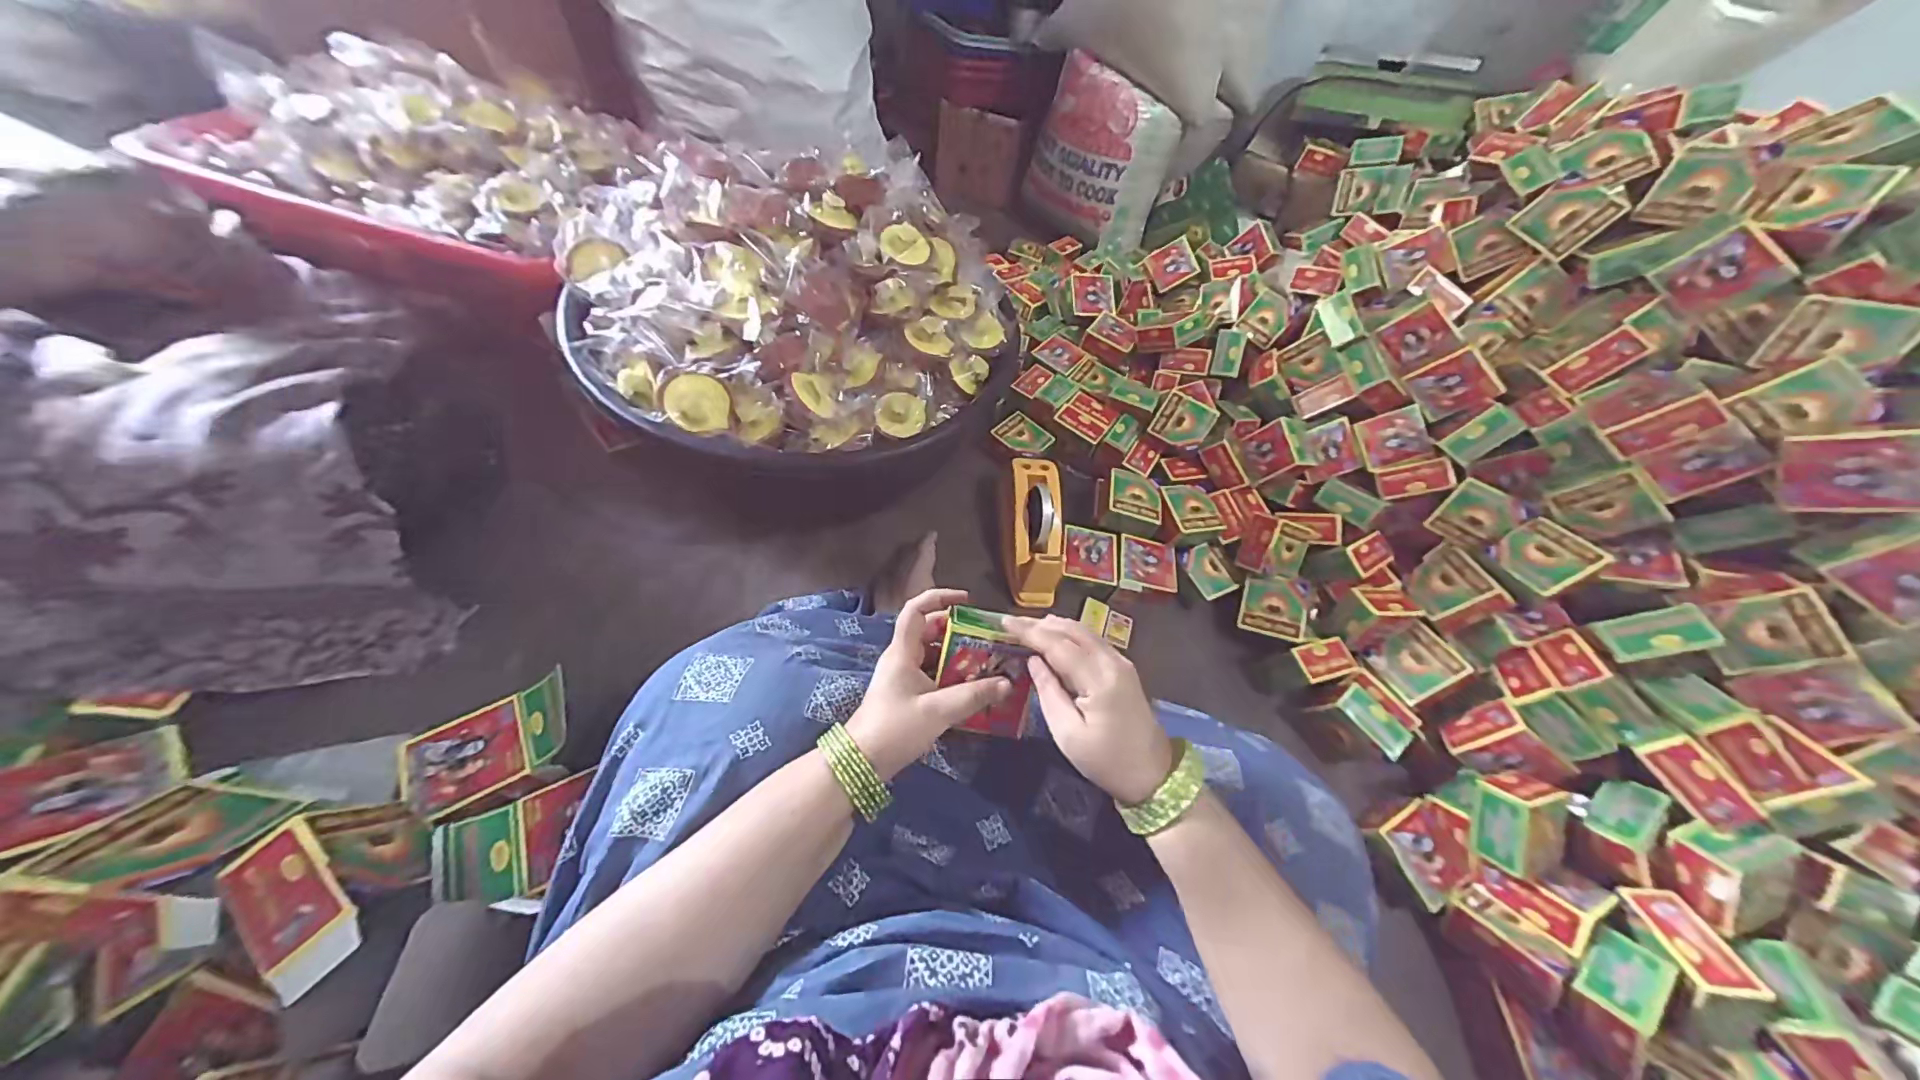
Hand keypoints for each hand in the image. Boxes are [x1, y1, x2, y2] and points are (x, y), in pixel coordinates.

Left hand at [844, 588, 1010, 779]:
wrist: (862, 763)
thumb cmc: (895, 729)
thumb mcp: (938, 712)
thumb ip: (973, 696)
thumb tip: (1006, 683)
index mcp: (902, 653)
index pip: (916, 610)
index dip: (939, 598)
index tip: (966, 601)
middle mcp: (901, 659)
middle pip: (929, 631)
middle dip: (957, 631)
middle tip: (985, 638)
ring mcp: (902, 677)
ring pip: (932, 654)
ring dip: (957, 656)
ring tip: (986, 662)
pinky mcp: (906, 695)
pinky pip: (932, 674)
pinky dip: (951, 676)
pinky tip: (971, 688)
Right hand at [1004, 615, 1174, 804]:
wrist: (1152, 774)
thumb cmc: (1106, 761)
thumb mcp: (1068, 734)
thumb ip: (1049, 692)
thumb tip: (1034, 661)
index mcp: (1099, 679)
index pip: (1058, 644)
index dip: (1030, 631)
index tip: (1005, 622)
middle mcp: (1113, 662)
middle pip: (1073, 631)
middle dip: (1040, 624)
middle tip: (1012, 622)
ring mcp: (1121, 663)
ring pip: (1084, 632)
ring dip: (1055, 626)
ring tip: (1028, 626)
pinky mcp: (1123, 669)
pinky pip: (1092, 641)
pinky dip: (1070, 635)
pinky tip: (1055, 638)